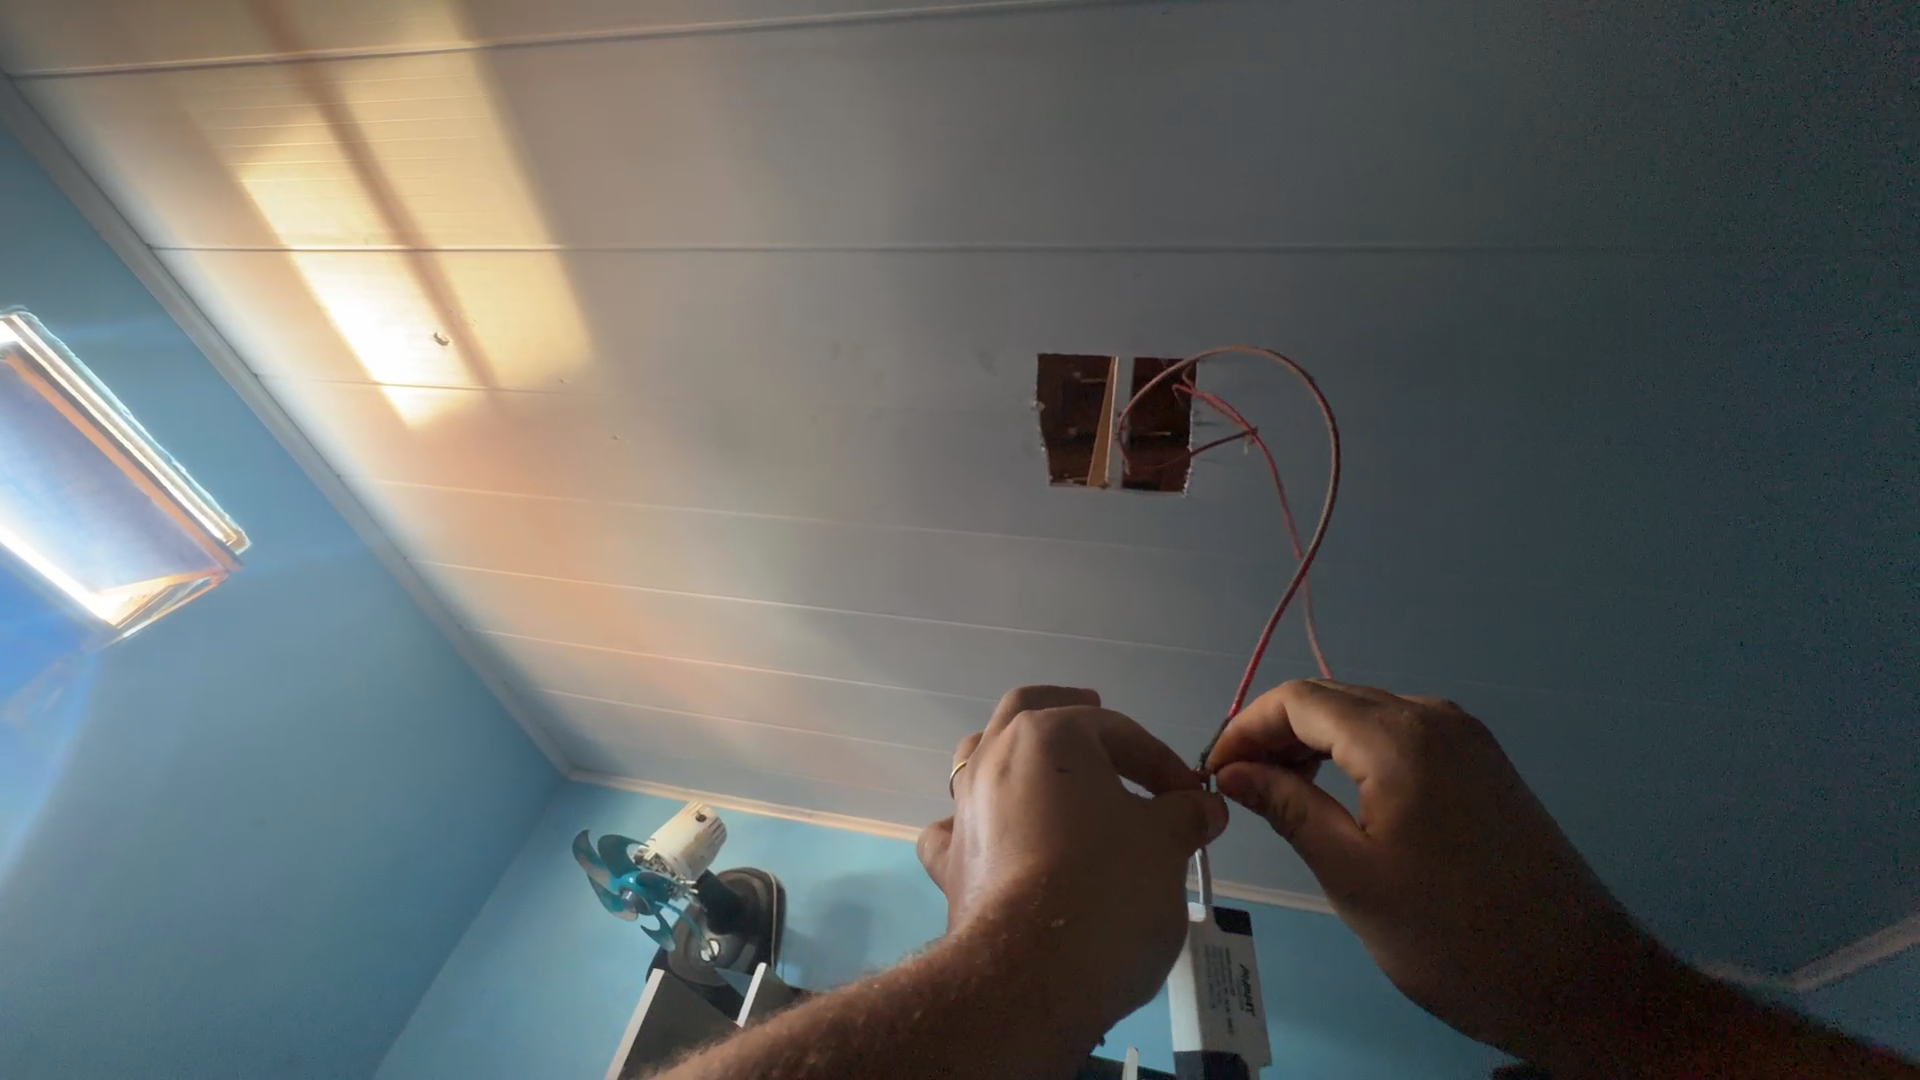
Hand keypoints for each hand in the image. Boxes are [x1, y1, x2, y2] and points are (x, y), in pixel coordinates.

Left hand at [917, 686, 1228, 1036]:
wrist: (1031, 973)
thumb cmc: (1107, 888)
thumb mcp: (1166, 844)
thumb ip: (1185, 813)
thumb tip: (1203, 806)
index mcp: (1050, 735)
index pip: (1117, 731)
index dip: (1160, 760)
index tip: (1191, 796)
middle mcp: (997, 755)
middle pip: (1029, 709)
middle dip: (1068, 712)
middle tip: (1096, 714)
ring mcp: (965, 804)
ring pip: (980, 752)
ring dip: (1013, 753)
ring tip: (1044, 768)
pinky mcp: (951, 856)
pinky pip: (955, 824)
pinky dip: (974, 822)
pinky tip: (993, 835)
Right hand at [1205, 679, 1664, 1068]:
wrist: (1589, 989)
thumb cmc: (1454, 936)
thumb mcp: (1351, 874)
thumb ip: (1286, 806)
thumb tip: (1231, 771)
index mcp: (1399, 738)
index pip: (1297, 701)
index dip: (1246, 728)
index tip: (1215, 770)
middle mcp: (1432, 717)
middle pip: (1328, 699)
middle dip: (1273, 733)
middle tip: (1238, 783)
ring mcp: (1464, 736)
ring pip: (1361, 713)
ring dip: (1310, 741)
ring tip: (1278, 789)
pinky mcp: (1480, 762)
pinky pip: (1396, 734)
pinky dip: (1351, 751)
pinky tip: (1335, 790)